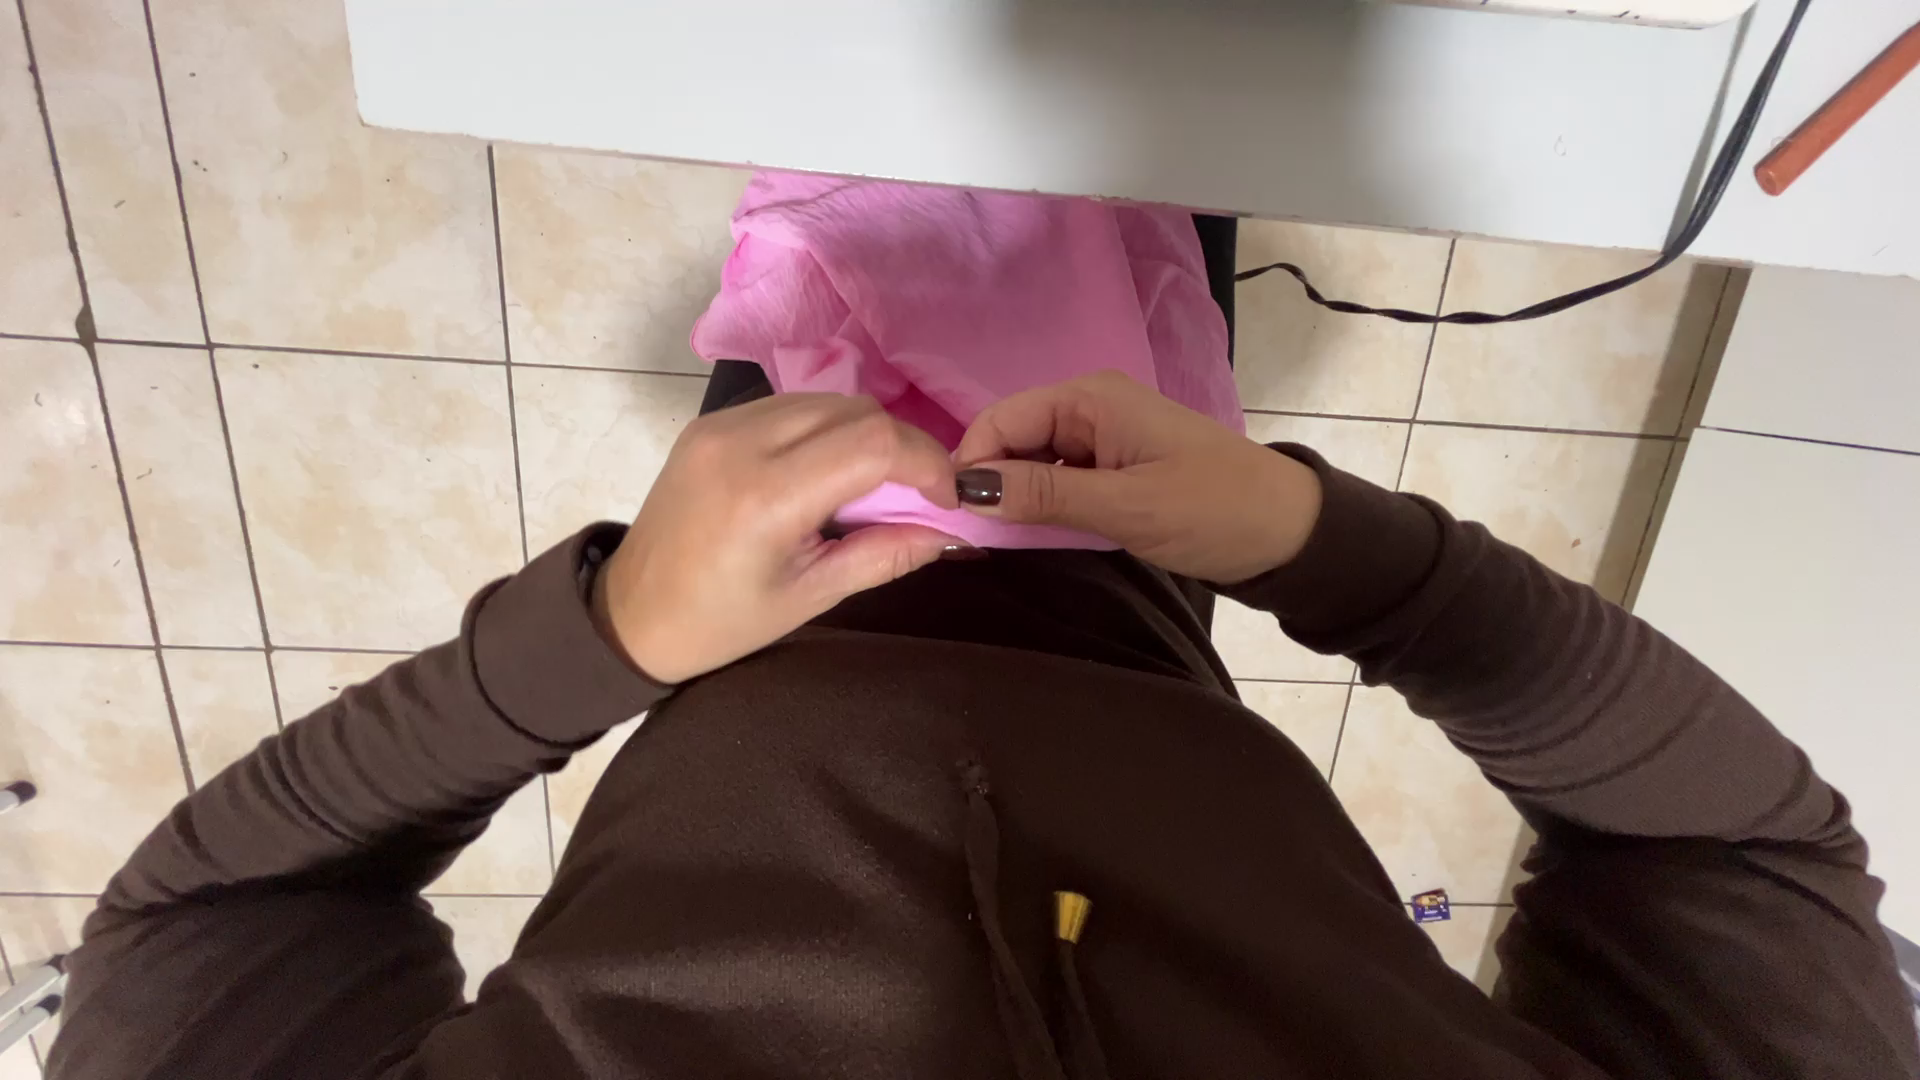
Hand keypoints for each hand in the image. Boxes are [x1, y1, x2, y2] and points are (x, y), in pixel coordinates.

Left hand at [594, 394, 960, 683]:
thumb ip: (885, 555)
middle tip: (916, 494)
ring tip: (874, 485)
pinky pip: (794, 406)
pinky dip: (830, 430)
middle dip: (904, 447)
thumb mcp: (811, 596)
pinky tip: (829, 470)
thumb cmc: (722, 622)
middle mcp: (741, 441)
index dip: (927, 462)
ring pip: (829, 400)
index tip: (946, 497)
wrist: (629, 613)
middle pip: (857, 410)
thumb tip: (950, 532)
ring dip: (868, 435)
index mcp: (766, 496)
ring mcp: (721, 423)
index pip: (873, 443)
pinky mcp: (712, 421)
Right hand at [952, 372, 1321, 582]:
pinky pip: (1056, 480)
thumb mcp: (1125, 506)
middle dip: (987, 481)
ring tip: (992, 540)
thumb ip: (1045, 495)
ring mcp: (1099, 440)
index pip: (1001, 420)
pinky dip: (1039, 505)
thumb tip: (967, 490)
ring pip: (1031, 463)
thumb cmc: (1212, 510)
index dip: (969, 462)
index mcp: (1091, 399)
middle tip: (967, 535)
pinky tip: (1029, 533)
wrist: (1288, 535)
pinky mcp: (1110, 469)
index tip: (949, 514)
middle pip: (1011, 439)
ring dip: (1012, 496)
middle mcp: (1089, 409)